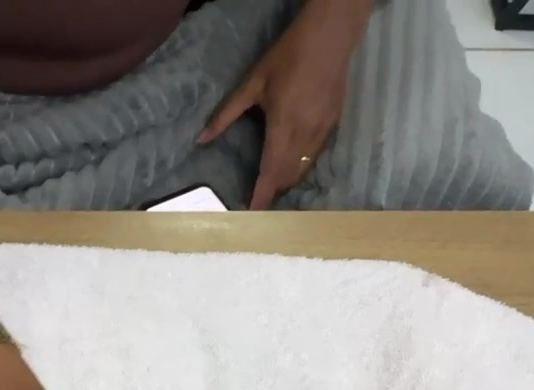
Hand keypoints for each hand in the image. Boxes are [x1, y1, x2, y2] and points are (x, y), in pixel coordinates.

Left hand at [198, 0, 369, 208]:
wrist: (332, 32)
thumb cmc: (288, 56)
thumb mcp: (252, 84)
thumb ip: (225, 115)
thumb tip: (200, 139)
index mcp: (284, 125)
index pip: (271, 171)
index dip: (262, 195)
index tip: (252, 213)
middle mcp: (306, 133)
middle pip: (288, 176)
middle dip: (273, 191)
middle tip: (256, 201)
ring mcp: (323, 129)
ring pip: (304, 169)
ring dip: (287, 181)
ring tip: (271, 189)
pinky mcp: (333, 123)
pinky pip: (315, 156)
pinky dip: (302, 167)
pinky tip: (292, 166)